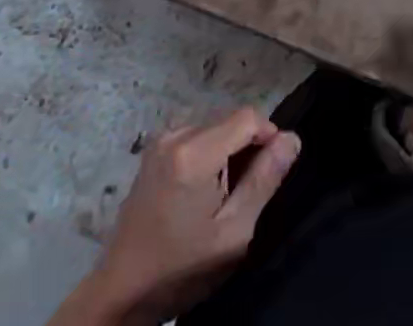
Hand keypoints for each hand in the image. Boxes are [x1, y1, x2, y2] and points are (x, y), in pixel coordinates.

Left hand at [50, 108, 299, 325]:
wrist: (120, 294)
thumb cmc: (180, 268)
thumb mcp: (234, 232)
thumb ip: (264, 180)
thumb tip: (292, 138)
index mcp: (193, 153)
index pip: (249, 117)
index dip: (269, 137)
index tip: (270, 173)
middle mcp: (175, 135)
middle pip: (232, 119)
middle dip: (248, 146)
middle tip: (246, 190)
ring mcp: (160, 141)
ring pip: (217, 125)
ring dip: (230, 149)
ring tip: (225, 193)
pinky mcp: (154, 151)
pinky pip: (198, 134)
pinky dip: (211, 152)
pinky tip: (204, 189)